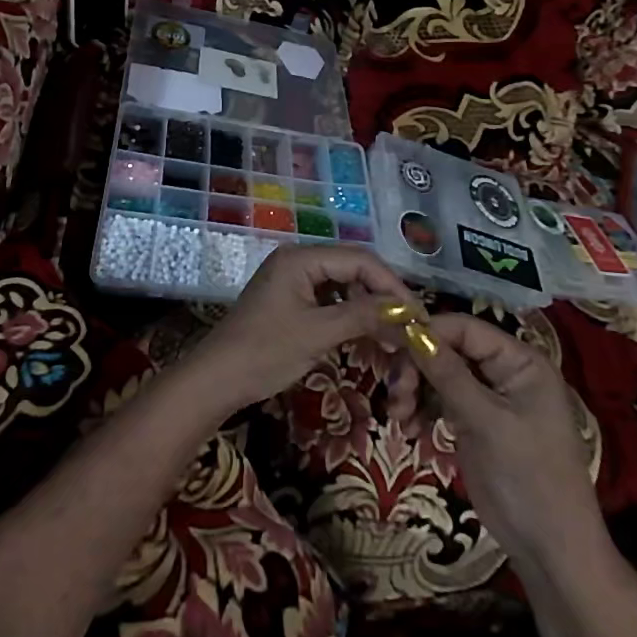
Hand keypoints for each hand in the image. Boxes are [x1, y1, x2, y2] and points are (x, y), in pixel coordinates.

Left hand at [179, 245, 414, 414]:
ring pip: (343, 285)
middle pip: (353, 269)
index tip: (418, 315)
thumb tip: (407, 310)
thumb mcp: (317, 333)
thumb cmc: (265, 352)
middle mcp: (296, 260)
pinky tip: (367, 334)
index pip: (360, 260)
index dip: (392, 286)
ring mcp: (291, 280)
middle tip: (409, 327)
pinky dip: (349, 315)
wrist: (218, 378)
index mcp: (299, 258)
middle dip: (382, 296)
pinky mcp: (289, 300)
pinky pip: (329, 299)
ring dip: (368, 307)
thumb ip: (363, 316)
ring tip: (393, 335)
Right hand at [391, 313, 605, 565]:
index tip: (388, 347)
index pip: (464, 328)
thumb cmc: (527, 476)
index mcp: (521, 362)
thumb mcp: (485, 421)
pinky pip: (438, 401)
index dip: (426, 333)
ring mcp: (488, 398)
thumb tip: (409, 329)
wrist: (548, 547)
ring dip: (413, 392)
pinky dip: (420, 411)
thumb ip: (447, 372)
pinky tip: (408, 430)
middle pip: (446, 351)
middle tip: (396, 395)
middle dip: (416, 370)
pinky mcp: (473, 421)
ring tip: (399, 418)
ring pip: (437, 375)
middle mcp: (504, 372)